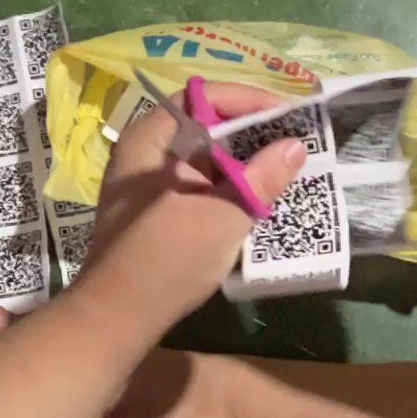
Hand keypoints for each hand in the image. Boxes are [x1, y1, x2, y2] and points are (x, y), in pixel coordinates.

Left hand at [73, 82, 306, 328]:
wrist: (120, 319)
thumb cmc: (165, 260)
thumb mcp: (221, 217)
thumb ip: (260, 179)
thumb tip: (296, 146)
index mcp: (150, 143)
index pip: (201, 98)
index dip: (246, 100)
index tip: (287, 115)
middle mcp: (149, 156)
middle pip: (205, 126)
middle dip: (252, 131)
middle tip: (294, 139)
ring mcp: (154, 187)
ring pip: (207, 158)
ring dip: (246, 160)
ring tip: (287, 165)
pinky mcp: (164, 214)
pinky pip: (205, 185)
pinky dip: (234, 185)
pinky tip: (262, 197)